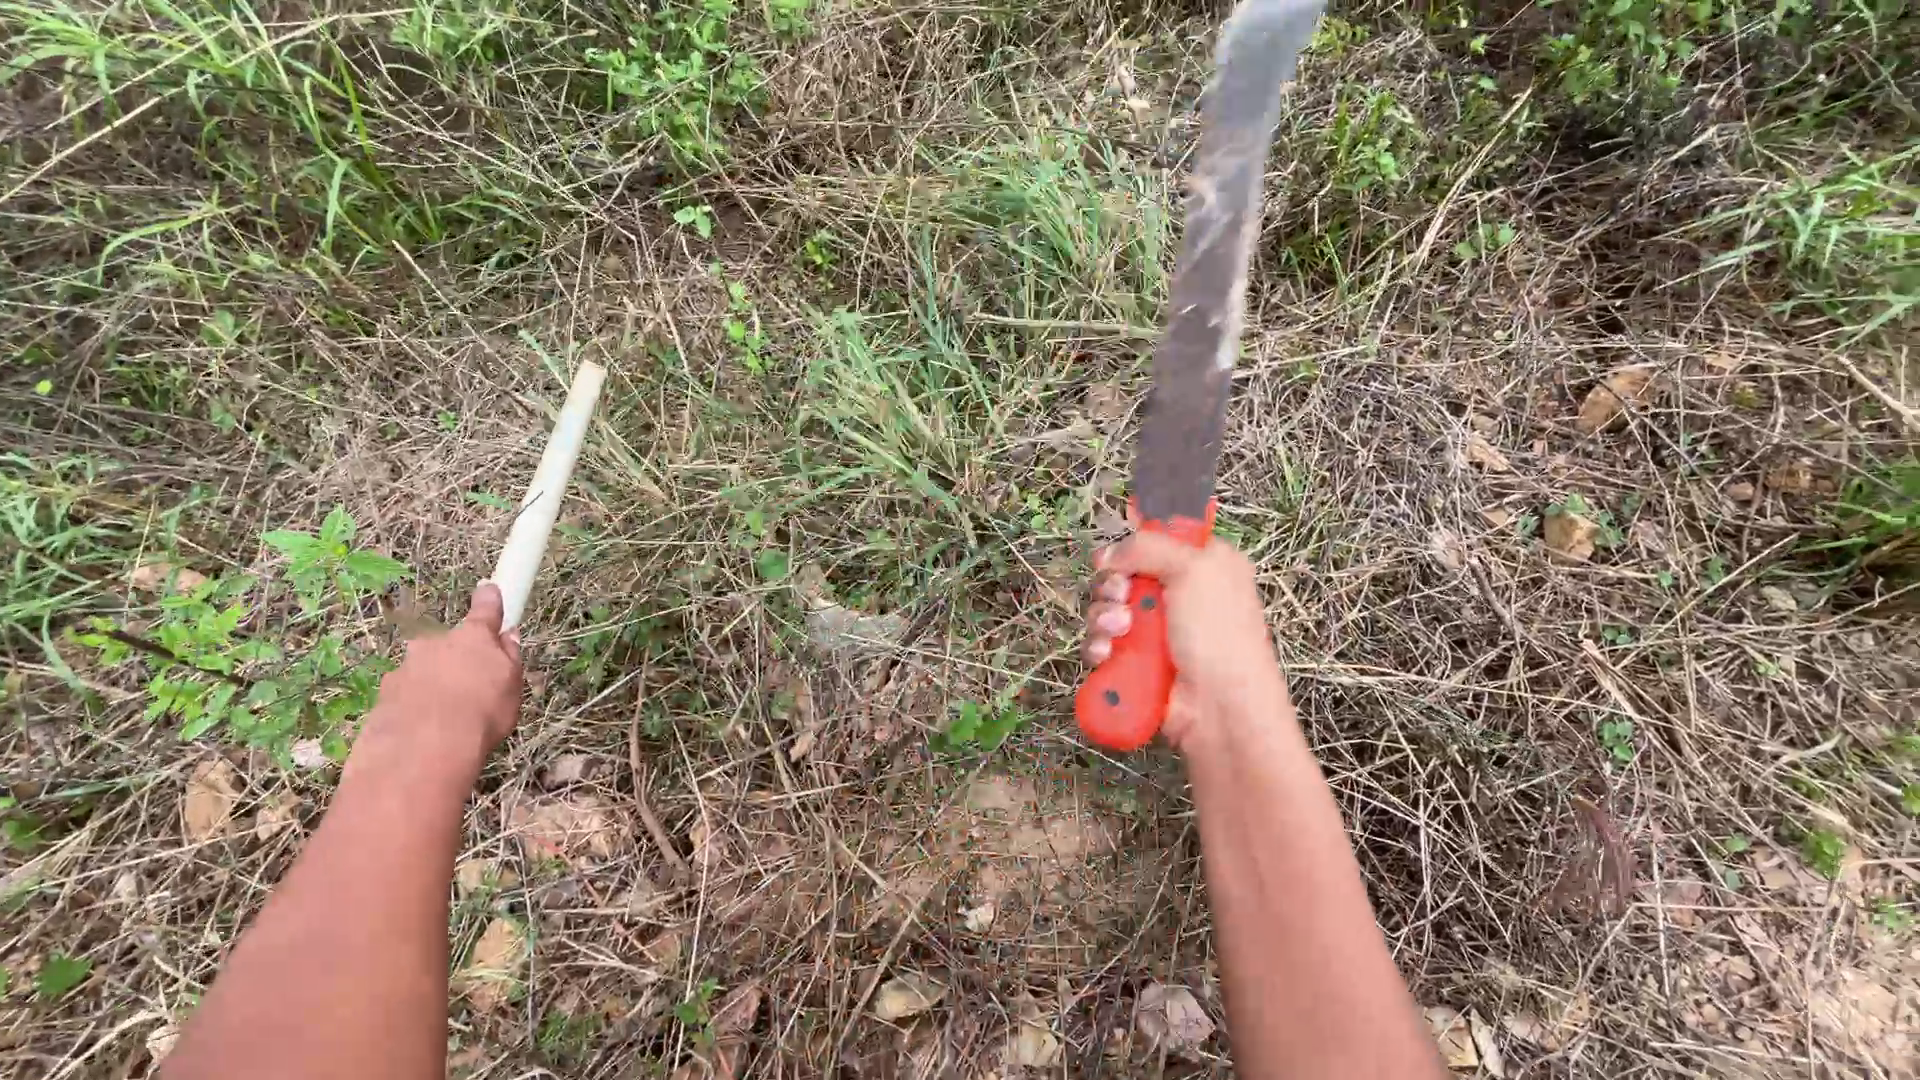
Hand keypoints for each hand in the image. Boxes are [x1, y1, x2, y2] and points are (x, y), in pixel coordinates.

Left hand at [361, 582, 523, 762]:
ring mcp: (405, 667)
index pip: (485, 608)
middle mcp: (435, 643)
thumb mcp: (511, 686)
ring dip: (435, 682)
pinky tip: (426, 728)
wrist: (422, 750)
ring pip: (425, 669)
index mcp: (473, 637)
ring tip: (449, 716)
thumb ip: (509, 659)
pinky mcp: (383, 694)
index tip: (489, 589)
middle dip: (458, 656)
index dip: (489, 599)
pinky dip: (416, 704)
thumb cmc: (481, 713)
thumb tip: (508, 637)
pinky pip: (407, 693)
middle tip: (474, 685)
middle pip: (449, 643)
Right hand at [1084, 531, 1286, 749]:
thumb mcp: (1194, 569)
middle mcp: (1179, 593)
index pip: (1162, 536)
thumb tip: (1109, 553)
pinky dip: (1099, 646)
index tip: (1119, 548)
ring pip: (1107, 608)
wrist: (1219, 708)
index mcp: (1205, 563)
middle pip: (1124, 572)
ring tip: (1119, 630)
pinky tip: (1108, 654)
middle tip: (1121, 594)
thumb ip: (1148, 546)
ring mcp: (1156, 629)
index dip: (1136, 538)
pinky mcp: (1136, 660)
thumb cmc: (1219, 633)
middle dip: (1113, 583)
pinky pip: (1102, 643)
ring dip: (1105, 617)